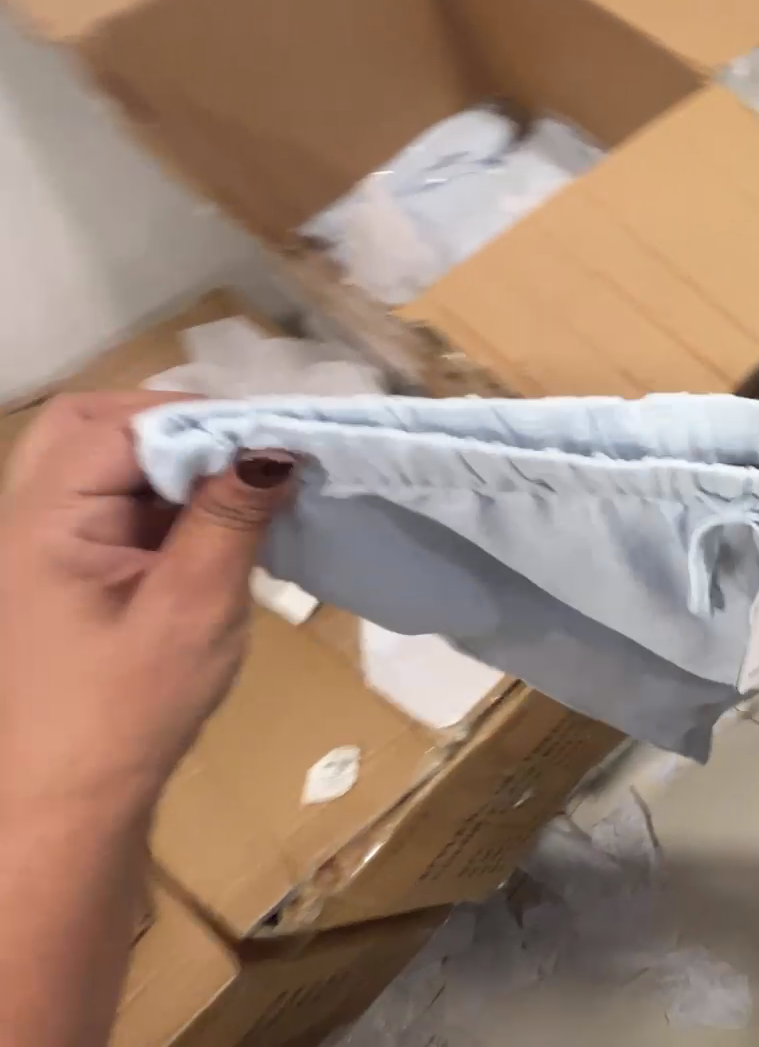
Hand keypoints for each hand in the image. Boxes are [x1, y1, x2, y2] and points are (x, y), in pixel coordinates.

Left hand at [0, 393, 296, 813]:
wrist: (70, 786)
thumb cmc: (130, 700)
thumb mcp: (193, 605)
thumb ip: (229, 521)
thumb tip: (275, 450)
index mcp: (42, 524)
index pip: (111, 427)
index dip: (197, 418)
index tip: (280, 439)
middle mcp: (32, 517)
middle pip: (93, 426)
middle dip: (183, 423)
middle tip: (261, 449)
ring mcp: (53, 539)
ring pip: (112, 457)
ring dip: (187, 456)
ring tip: (256, 480)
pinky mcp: (82, 561)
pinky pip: (129, 496)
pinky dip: (185, 489)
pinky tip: (233, 515)